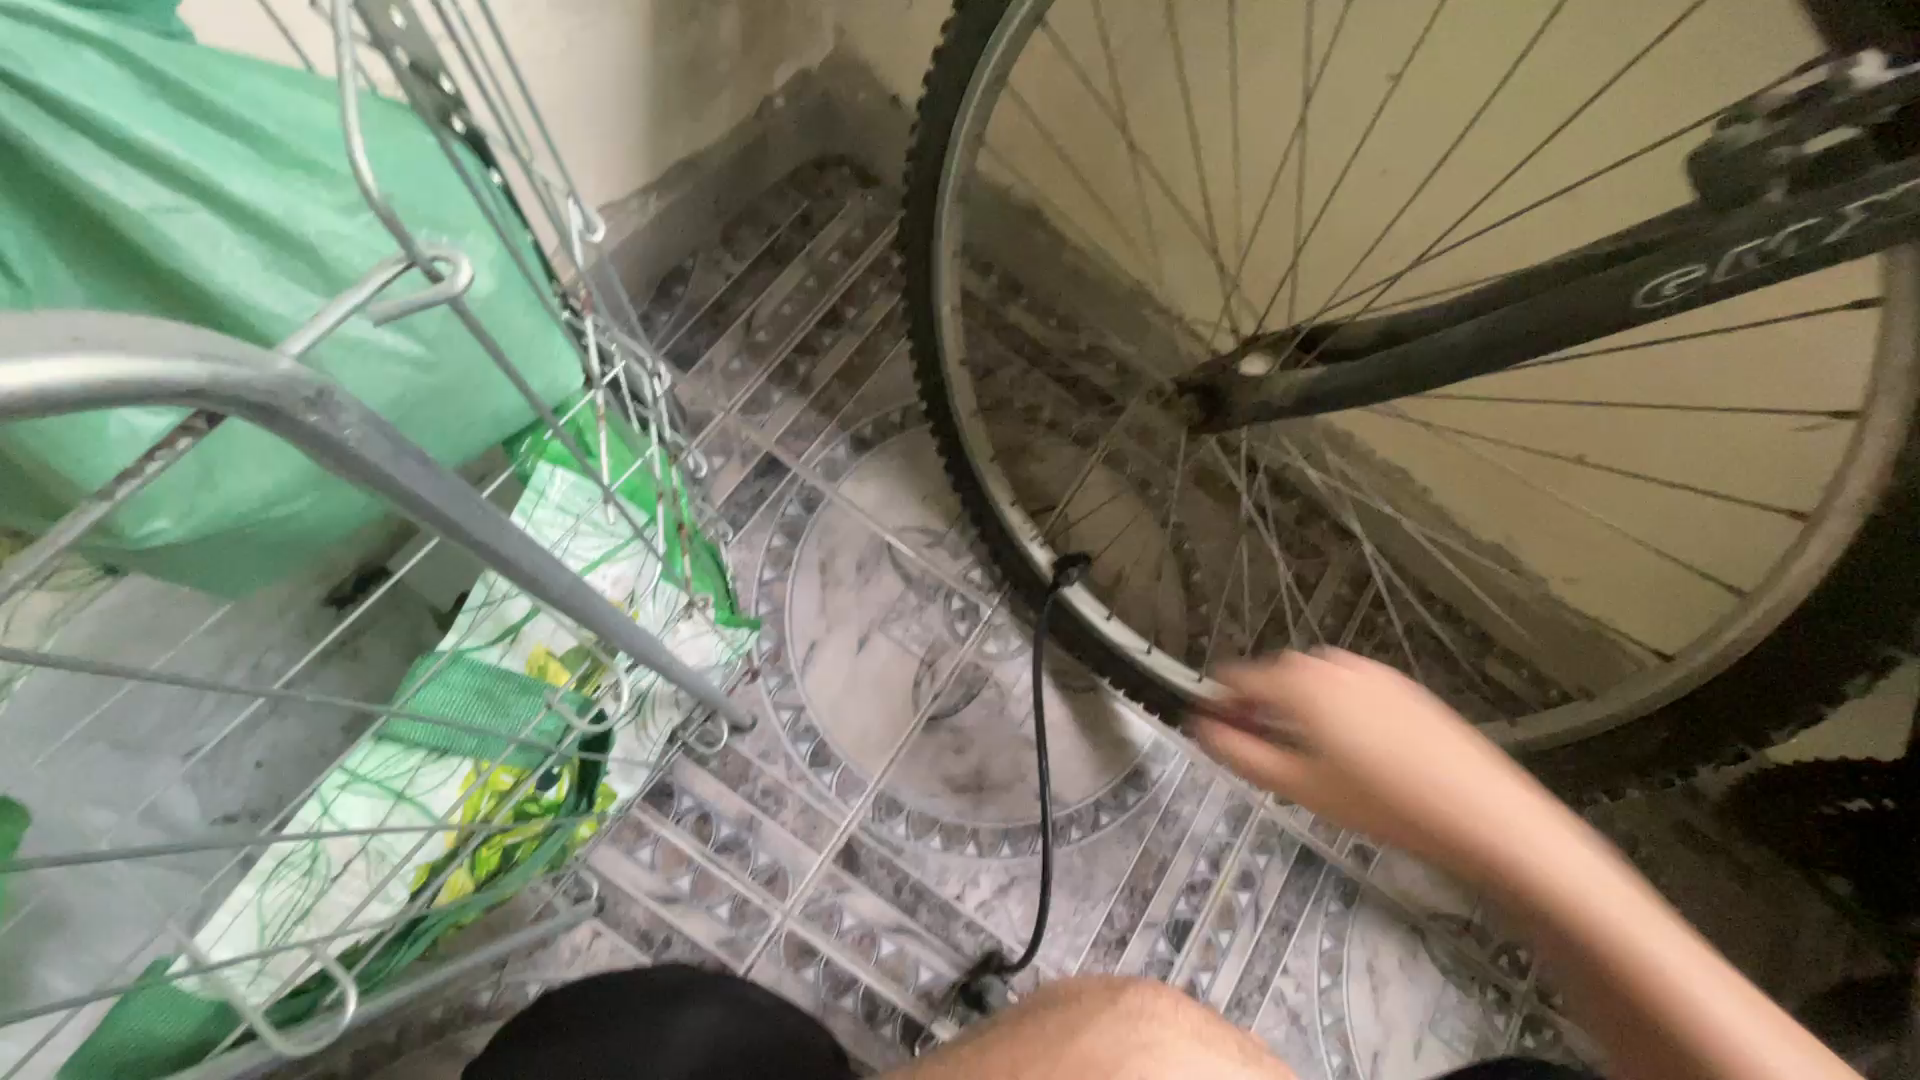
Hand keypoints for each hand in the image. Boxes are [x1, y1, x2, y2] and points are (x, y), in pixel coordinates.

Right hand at [1190, 648, 1568, 882]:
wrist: (1485, 814)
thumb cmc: (1380, 803)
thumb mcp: (1298, 786)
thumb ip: (1239, 753)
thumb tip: (1200, 727)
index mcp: (1298, 682)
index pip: (1236, 677)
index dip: (1217, 702)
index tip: (1211, 729)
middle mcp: (1331, 664)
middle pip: (1275, 676)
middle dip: (1257, 705)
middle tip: (1256, 749)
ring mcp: (1371, 672)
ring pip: (1313, 681)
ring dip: (1294, 705)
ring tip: (1303, 751)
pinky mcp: (1403, 686)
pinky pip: (1348, 687)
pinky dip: (1333, 706)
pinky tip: (1352, 749)